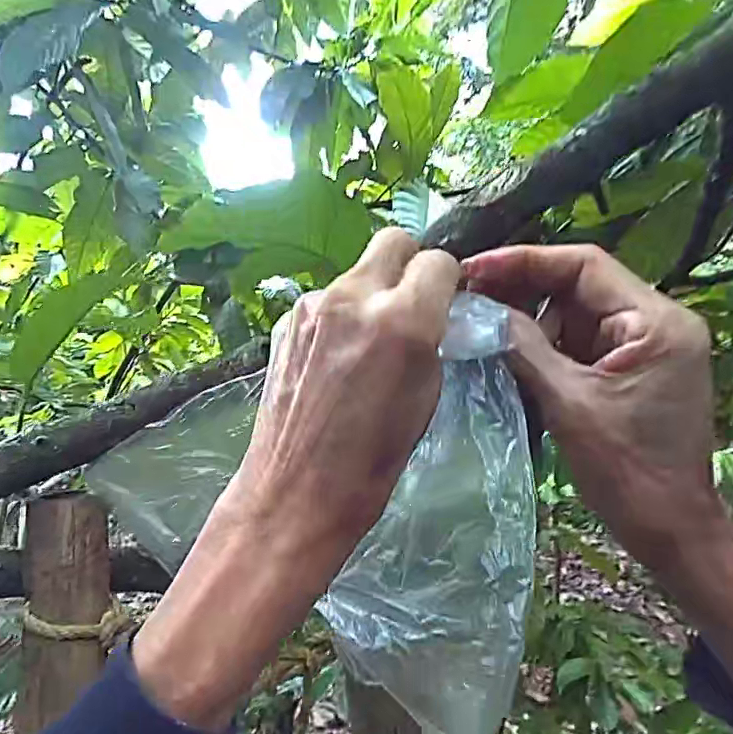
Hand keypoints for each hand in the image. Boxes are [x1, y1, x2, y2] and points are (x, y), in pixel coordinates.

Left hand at [134, 229, 459, 730]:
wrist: (296, 490)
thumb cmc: (374, 462)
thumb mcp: (426, 398)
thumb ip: (431, 342)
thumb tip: (432, 316)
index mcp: (402, 321)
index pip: (438, 262)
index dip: (447, 284)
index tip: (444, 306)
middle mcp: (354, 298)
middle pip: (392, 242)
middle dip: (410, 267)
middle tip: (410, 306)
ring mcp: (312, 306)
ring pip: (356, 273)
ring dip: (371, 294)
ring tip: (367, 342)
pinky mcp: (285, 322)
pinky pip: (326, 300)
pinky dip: (340, 316)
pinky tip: (334, 358)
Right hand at [463, 244, 732, 707]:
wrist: (672, 530)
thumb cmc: (628, 472)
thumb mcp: (570, 404)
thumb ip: (526, 348)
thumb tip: (482, 311)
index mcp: (655, 321)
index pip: (584, 266)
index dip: (524, 262)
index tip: (474, 270)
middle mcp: (656, 323)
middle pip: (579, 288)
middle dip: (523, 292)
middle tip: (468, 298)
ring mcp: (645, 348)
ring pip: (576, 317)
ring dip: (531, 322)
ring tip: (480, 326)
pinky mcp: (631, 372)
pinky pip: (581, 346)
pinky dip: (546, 348)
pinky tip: (507, 353)